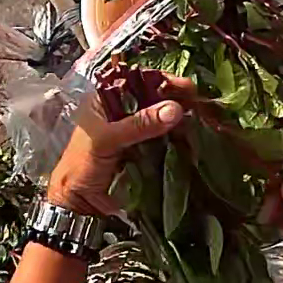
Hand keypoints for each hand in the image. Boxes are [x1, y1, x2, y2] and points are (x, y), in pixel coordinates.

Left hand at [44, 82, 190, 216]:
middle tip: (200, 104)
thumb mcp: (106, 140)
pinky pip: (169, 142)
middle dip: (178, 100)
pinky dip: (182, 140)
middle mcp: (124, 113)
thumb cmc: (82, 164)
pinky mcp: (148, 153)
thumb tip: (174, 109)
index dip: (162, 81)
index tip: (186, 86)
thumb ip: (138, 125)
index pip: (138, 82)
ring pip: (165, 120)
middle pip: (156, 99)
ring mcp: (138, 133)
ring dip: (183, 120)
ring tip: (203, 120)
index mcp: (107, 101)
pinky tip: (196, 138)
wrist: (79, 201)